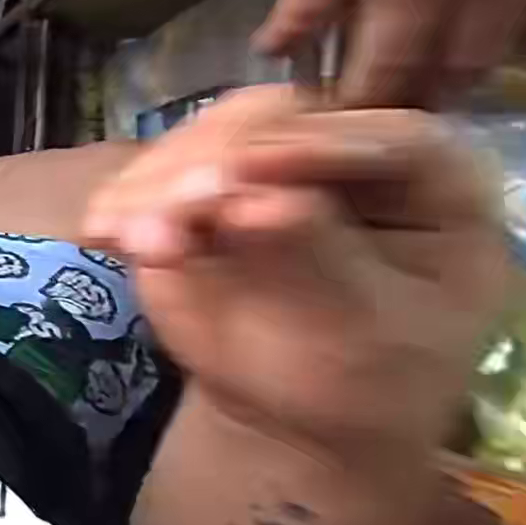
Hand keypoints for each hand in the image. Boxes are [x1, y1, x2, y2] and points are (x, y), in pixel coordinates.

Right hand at [83, 87, 513, 461]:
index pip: (385, 137)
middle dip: (201, 164)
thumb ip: (314, 257)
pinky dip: (114, 202)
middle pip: (264, 122)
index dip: (313, 146)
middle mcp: (332, 156)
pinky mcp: (183, 186)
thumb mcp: (361, 331)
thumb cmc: (355, 377)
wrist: (282, 402)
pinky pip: (141, 175)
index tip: (240, 172)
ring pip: (190, 140)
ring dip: (145, 187)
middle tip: (163, 219)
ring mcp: (248, 166)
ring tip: (122, 241)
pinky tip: (100, 235)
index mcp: (425, 186)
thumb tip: (256, 201)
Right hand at [255, 0, 525, 105]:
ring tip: (330, 101)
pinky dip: (284, 41)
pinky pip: (301, 21)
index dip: (498, 58)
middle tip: (394, 111)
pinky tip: (270, 49)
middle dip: (427, 94)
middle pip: (460, 64)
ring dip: (356, 88)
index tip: (468, 70)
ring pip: (383, 62)